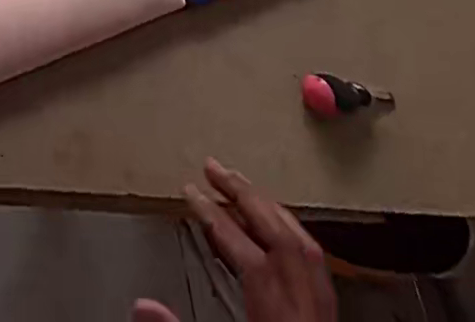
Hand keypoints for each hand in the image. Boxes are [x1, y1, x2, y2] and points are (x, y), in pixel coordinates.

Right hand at [166, 158, 336, 321]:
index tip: (190, 190)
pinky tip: (277, 225)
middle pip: (280, 237)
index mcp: (278, 314)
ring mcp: (324, 311)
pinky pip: (316, 262)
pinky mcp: (331, 317)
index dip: (214, 216)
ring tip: (240, 184)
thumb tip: (143, 304)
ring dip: (269, 207)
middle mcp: (306, 307)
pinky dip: (293, 231)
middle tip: (213, 167)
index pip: (246, 252)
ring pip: (304, 246)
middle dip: (244, 195)